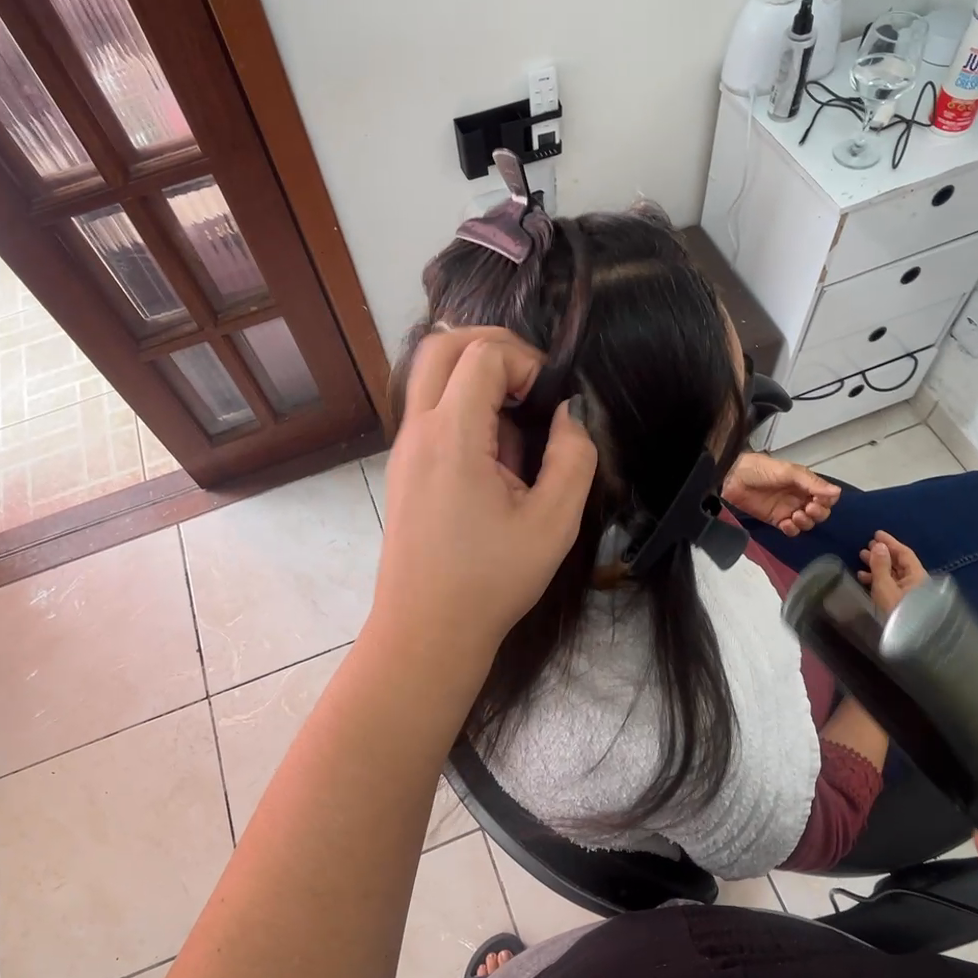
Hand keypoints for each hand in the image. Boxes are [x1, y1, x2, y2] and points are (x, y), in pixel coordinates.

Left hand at [374, 327, 597, 659]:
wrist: (426, 631)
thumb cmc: (490, 581)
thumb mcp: (553, 523)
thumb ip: (573, 456)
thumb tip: (569, 412)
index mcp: (452, 436)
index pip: (483, 355)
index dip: (526, 361)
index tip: (550, 402)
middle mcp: (418, 431)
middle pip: (442, 346)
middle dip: (492, 347)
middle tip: (531, 383)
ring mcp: (404, 449)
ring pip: (432, 377)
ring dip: (476, 382)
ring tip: (515, 434)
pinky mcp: (404, 469)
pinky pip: (430, 413)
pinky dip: (463, 411)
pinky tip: (494, 462)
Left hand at [722, 453, 838, 535]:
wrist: (734, 478)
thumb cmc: (761, 469)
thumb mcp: (789, 471)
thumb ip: (812, 482)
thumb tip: (837, 492)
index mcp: (805, 484)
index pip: (827, 497)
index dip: (827, 501)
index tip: (820, 499)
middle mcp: (799, 497)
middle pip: (820, 512)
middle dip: (819, 513)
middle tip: (809, 508)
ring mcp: (788, 510)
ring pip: (807, 523)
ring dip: (806, 522)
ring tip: (795, 515)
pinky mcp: (775, 520)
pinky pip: (791, 530)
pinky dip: (792, 529)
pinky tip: (786, 523)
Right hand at [856, 530, 923, 613]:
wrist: (910, 642)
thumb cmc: (897, 611)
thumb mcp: (885, 587)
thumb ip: (881, 565)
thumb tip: (879, 545)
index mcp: (917, 576)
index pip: (904, 553)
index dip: (891, 542)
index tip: (876, 534)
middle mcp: (917, 582)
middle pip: (900, 563)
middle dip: (883, 553)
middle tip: (867, 546)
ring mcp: (910, 593)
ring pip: (894, 574)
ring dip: (878, 566)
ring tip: (861, 559)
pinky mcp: (902, 603)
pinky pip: (891, 585)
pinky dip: (878, 579)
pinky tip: (865, 578)